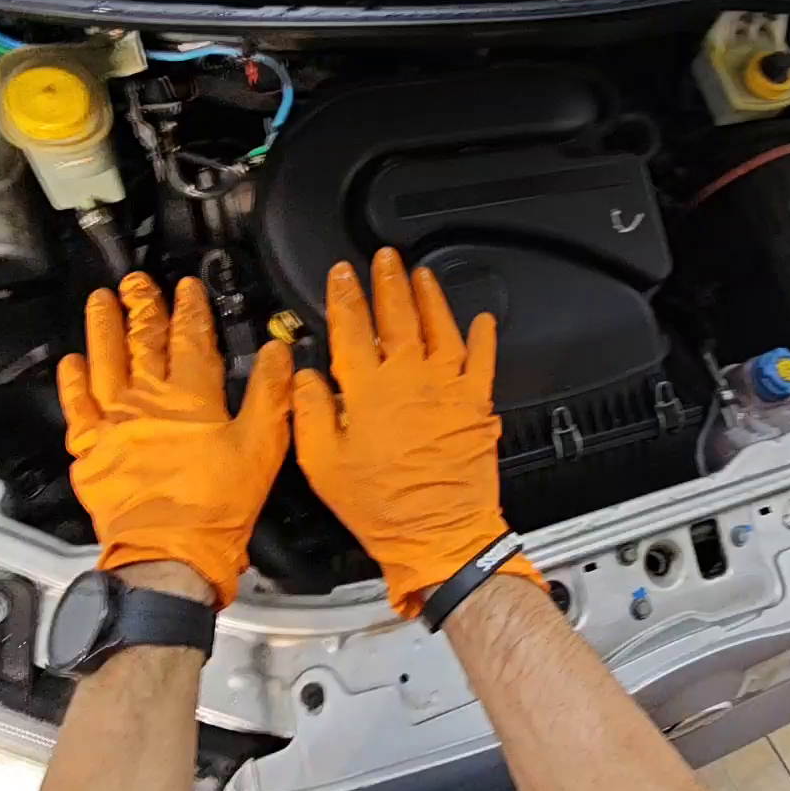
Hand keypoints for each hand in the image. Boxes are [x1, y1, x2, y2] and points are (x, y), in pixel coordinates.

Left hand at [58, 272, 291, 606]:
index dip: (189, 309)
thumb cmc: (218, 504)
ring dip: (104, 329)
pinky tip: (71, 362)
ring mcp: (114, 424)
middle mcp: (147, 401)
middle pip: (144, 342)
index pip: (190, 339)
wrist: (171, 553)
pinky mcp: (92, 450)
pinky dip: (73, 383)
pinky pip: (77, 408)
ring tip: (102, 300)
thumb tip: (278, 352)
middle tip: (137, 281)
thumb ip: (270, 394)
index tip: (185, 286)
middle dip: (143, 307)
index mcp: (191, 397)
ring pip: (105, 363)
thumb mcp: (262, 446)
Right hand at [292, 248, 544, 618]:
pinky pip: (483, 360)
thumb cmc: (383, 506)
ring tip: (423, 275)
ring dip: (431, 297)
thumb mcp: (324, 466)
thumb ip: (310, 413)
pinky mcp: (476, 403)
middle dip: (389, 282)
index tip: (342, 274)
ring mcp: (448, 387)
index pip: (352, 327)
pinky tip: (483, 320)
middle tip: (386, 259)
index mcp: (369, 389)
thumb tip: (305, 378)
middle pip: (398, 316)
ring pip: (440, 327)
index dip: (345, 295)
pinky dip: (484, 337)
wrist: (440, 532)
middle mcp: (410, 378)